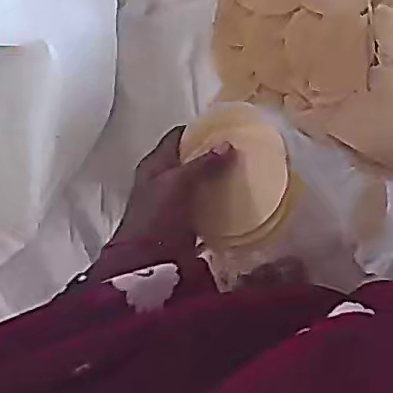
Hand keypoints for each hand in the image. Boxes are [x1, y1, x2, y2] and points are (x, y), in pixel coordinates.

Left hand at [108, 127, 234, 260]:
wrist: (148, 264)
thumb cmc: (157, 216)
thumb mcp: (179, 183)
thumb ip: (203, 163)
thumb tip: (227, 144)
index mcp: (155, 165)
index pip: (178, 137)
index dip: (198, 130)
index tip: (224, 128)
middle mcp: (163, 180)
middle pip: (190, 159)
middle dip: (213, 154)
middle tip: (239, 150)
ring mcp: (174, 202)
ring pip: (199, 182)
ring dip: (218, 178)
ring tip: (243, 171)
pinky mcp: (185, 222)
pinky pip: (206, 205)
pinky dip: (219, 201)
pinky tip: (238, 199)